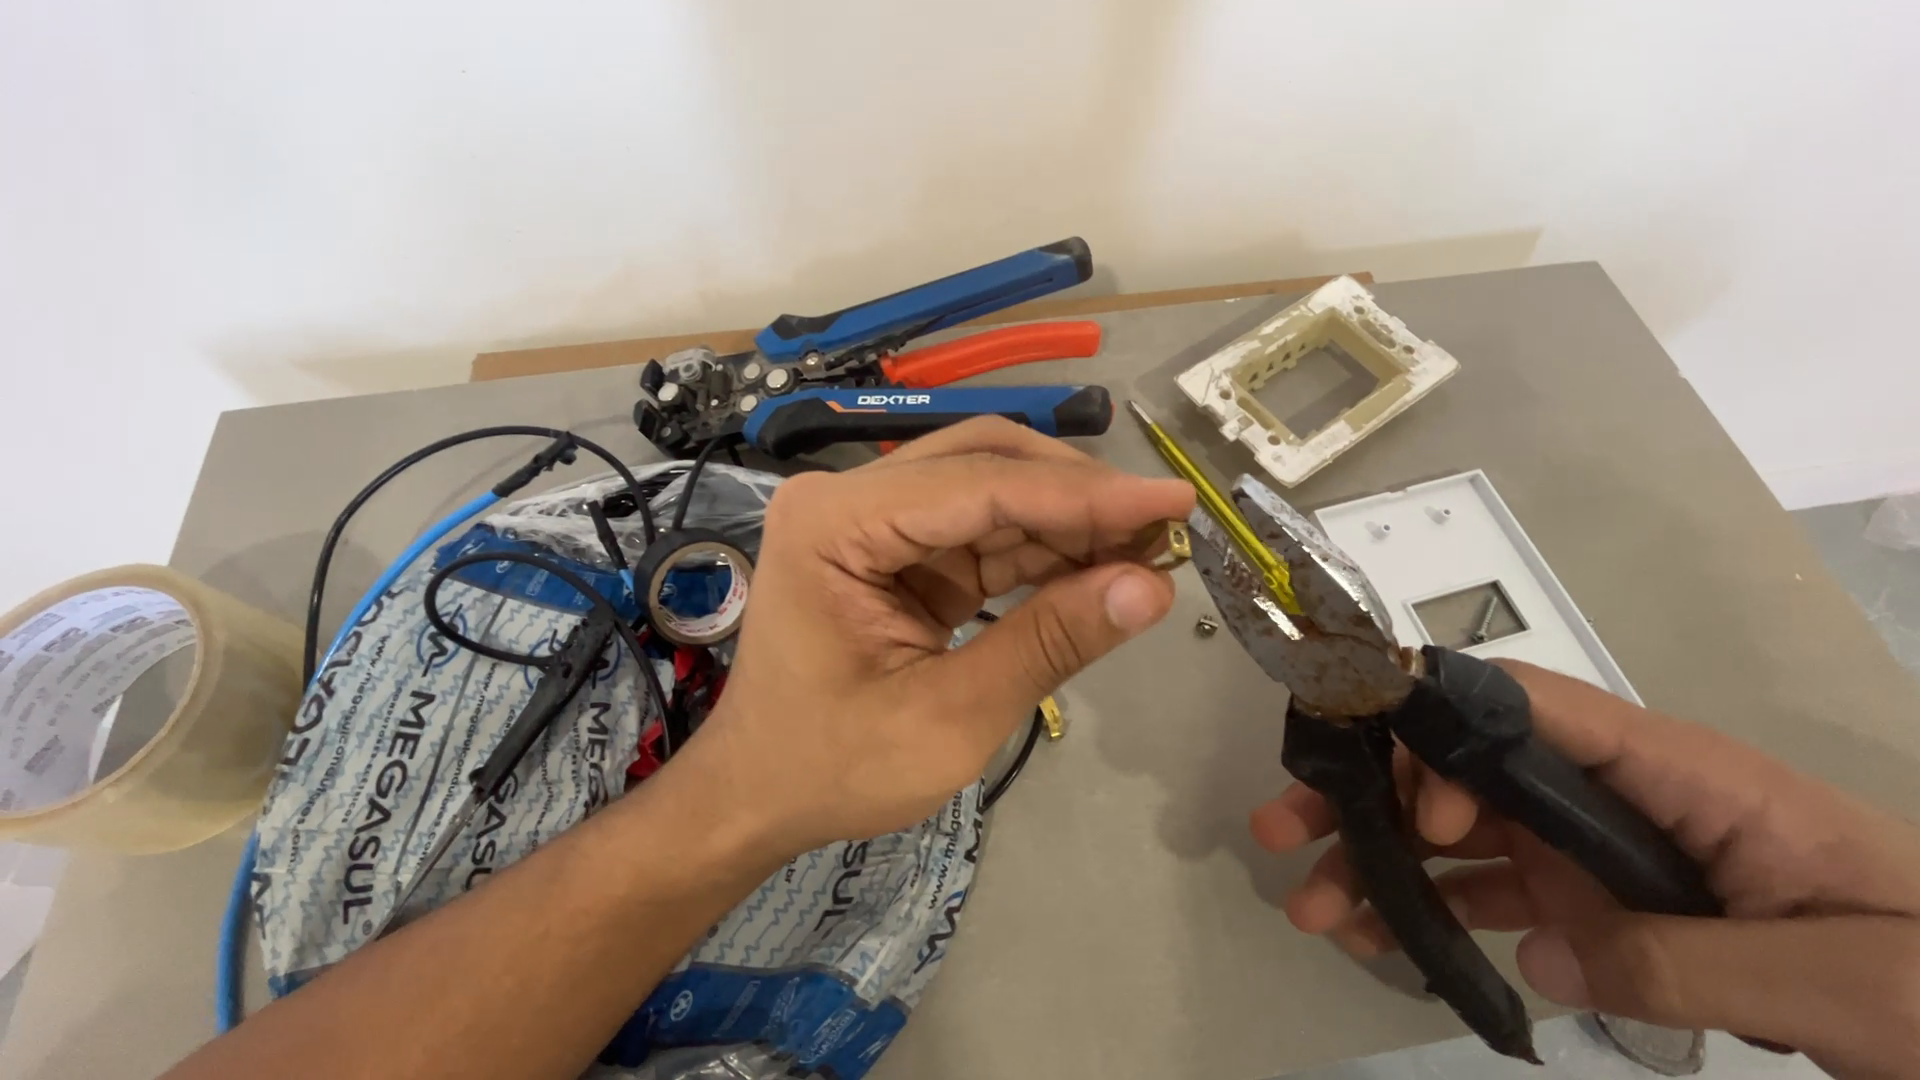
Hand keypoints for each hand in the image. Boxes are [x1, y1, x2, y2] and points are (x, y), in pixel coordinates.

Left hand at [681, 417, 1192, 859]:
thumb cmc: (830, 769)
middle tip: (1164, 526)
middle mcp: (847, 499)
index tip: (1174, 499)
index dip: (1084, 494)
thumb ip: (1048, 645)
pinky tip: (1095, 569)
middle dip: (1076, 496)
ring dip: (1065, 522)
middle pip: (983, 464)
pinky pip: (978, 534)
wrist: (757, 796)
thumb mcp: (947, 719)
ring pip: (988, 493)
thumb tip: (1151, 588)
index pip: (979, 486)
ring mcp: (868, 520)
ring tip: (1145, 551)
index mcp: (835, 522)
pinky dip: (1038, 551)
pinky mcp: (892, 551)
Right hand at [1250, 659, 1919, 1079]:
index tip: (1418, 810)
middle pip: (1456, 761)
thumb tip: (1539, 956)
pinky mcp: (1585, 899)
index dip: (1448, 732)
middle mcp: (1604, 789)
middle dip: (1364, 791)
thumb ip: (1690, 965)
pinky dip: (1422, 909)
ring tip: (1309, 903)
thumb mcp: (1850, 979)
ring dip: (1372, 858)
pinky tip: (1377, 937)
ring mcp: (1586, 845)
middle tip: (1286, 828)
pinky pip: (1482, 890)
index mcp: (1670, 769)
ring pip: (1449, 827)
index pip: (1529, 705)